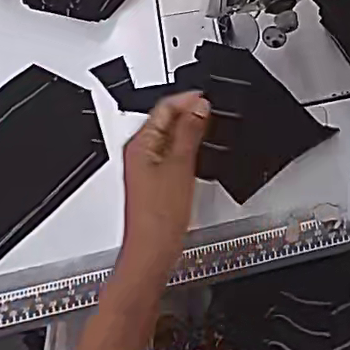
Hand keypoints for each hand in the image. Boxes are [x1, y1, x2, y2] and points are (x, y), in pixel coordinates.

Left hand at [118, 92, 209, 276]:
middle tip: (210, 110)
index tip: (206, 98)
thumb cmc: (158, 216)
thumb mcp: (181, 166)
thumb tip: (199, 107)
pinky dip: (186, 148)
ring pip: (168, 137)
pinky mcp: (154, 181)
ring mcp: (145, 167)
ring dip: (188, 129)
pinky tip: (198, 153)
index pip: (163, 107)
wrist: (152, 251)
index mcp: (139, 144)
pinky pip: (170, 154)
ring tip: (208, 127)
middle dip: (188, 112)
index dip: (187, 99)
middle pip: (164, 120)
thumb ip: (190, 132)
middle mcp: (138, 153)